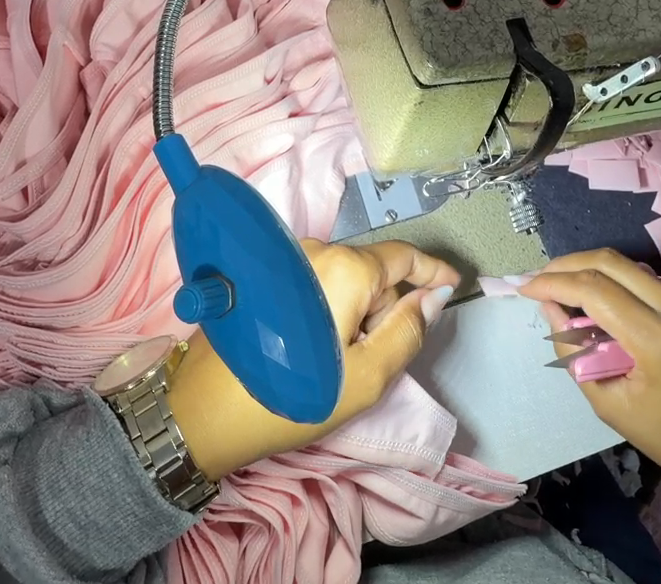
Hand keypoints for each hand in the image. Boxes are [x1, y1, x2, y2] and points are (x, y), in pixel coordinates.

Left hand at [166, 239, 458, 479]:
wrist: (205, 410)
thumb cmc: (293, 397)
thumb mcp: (365, 378)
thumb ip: (407, 331)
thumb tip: (434, 296)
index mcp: (345, 269)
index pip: (403, 257)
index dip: (433, 270)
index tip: (455, 282)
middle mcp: (316, 251)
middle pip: (374, 272)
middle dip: (384, 308)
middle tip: (367, 361)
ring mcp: (288, 260)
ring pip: (345, 279)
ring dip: (356, 311)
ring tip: (334, 361)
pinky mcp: (268, 274)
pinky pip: (318, 281)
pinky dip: (331, 307)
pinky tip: (314, 347)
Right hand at [521, 249, 660, 495]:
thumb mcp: (608, 402)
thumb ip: (572, 350)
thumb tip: (549, 304)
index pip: (594, 290)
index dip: (554, 283)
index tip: (526, 288)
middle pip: (612, 263)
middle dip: (568, 265)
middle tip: (542, 278)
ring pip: (634, 270)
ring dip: (598, 277)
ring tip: (573, 296)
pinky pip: (658, 283)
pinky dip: (630, 291)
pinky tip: (622, 314)